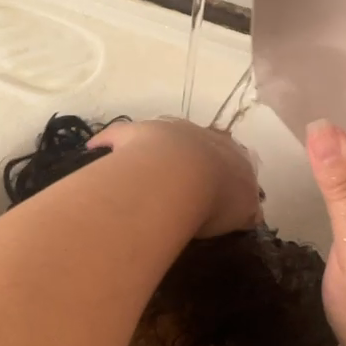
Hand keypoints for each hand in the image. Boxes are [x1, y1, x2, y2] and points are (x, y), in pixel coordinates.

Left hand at [92, 117, 261, 236]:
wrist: (179, 178)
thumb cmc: (216, 199)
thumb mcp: (243, 212)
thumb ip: (246, 212)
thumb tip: (250, 214)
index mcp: (232, 154)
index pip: (233, 160)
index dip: (223, 176)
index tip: (216, 192)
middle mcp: (201, 135)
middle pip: (198, 146)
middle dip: (191, 160)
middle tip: (180, 182)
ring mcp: (166, 131)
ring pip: (161, 137)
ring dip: (155, 150)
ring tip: (145, 169)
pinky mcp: (132, 133)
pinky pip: (117, 135)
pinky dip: (106, 141)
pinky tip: (94, 147)